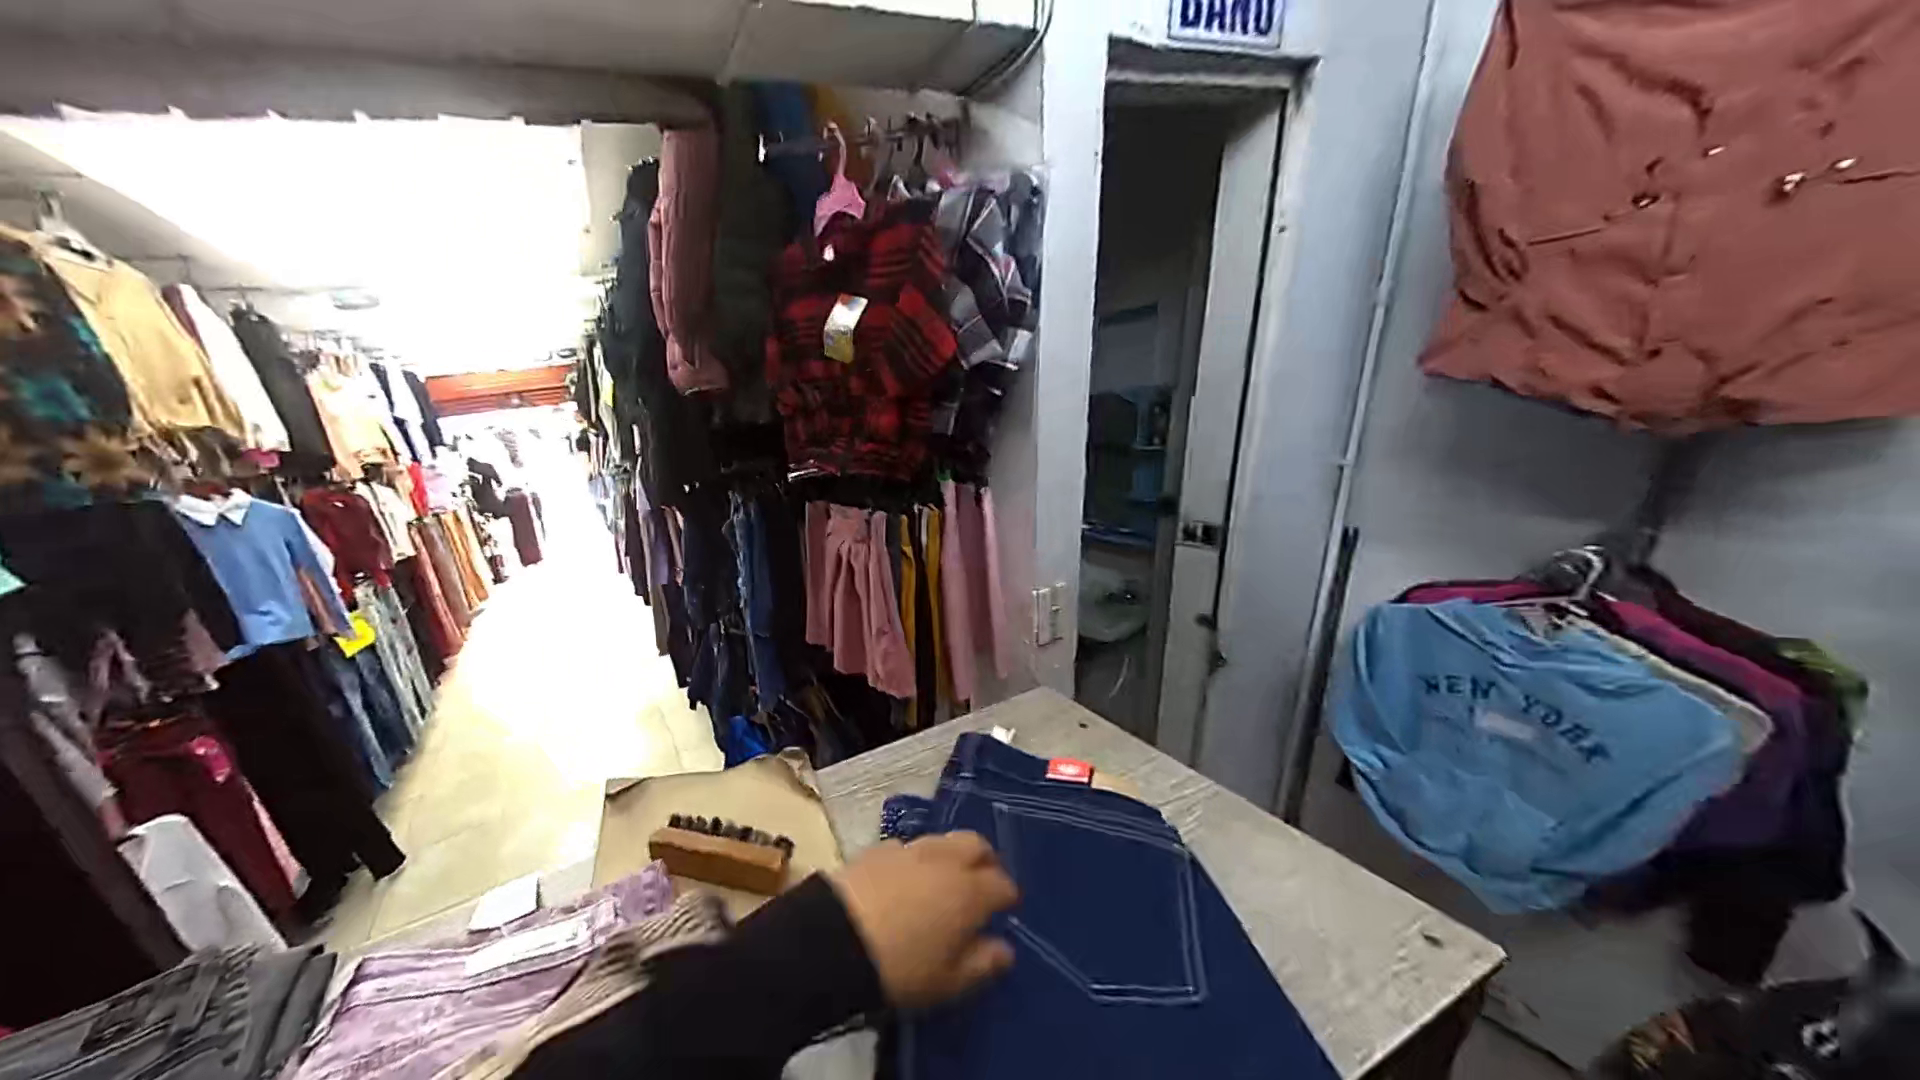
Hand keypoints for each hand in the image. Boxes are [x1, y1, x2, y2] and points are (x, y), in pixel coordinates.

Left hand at [830, 831, 1018, 1008]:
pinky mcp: (880, 848)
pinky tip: (907, 877)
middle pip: (976, 845)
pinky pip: (909, 847)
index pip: (1002, 883)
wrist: (835, 938)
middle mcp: (946, 860)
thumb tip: (1005, 949)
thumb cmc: (901, 967)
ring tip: (945, 878)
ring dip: (952, 855)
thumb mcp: (948, 981)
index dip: (1007, 895)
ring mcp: (911, 849)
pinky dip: (917, 859)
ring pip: (944, 840)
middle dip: (986, 860)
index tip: (1007, 907)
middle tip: (983, 880)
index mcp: (970, 891)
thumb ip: (982, 963)